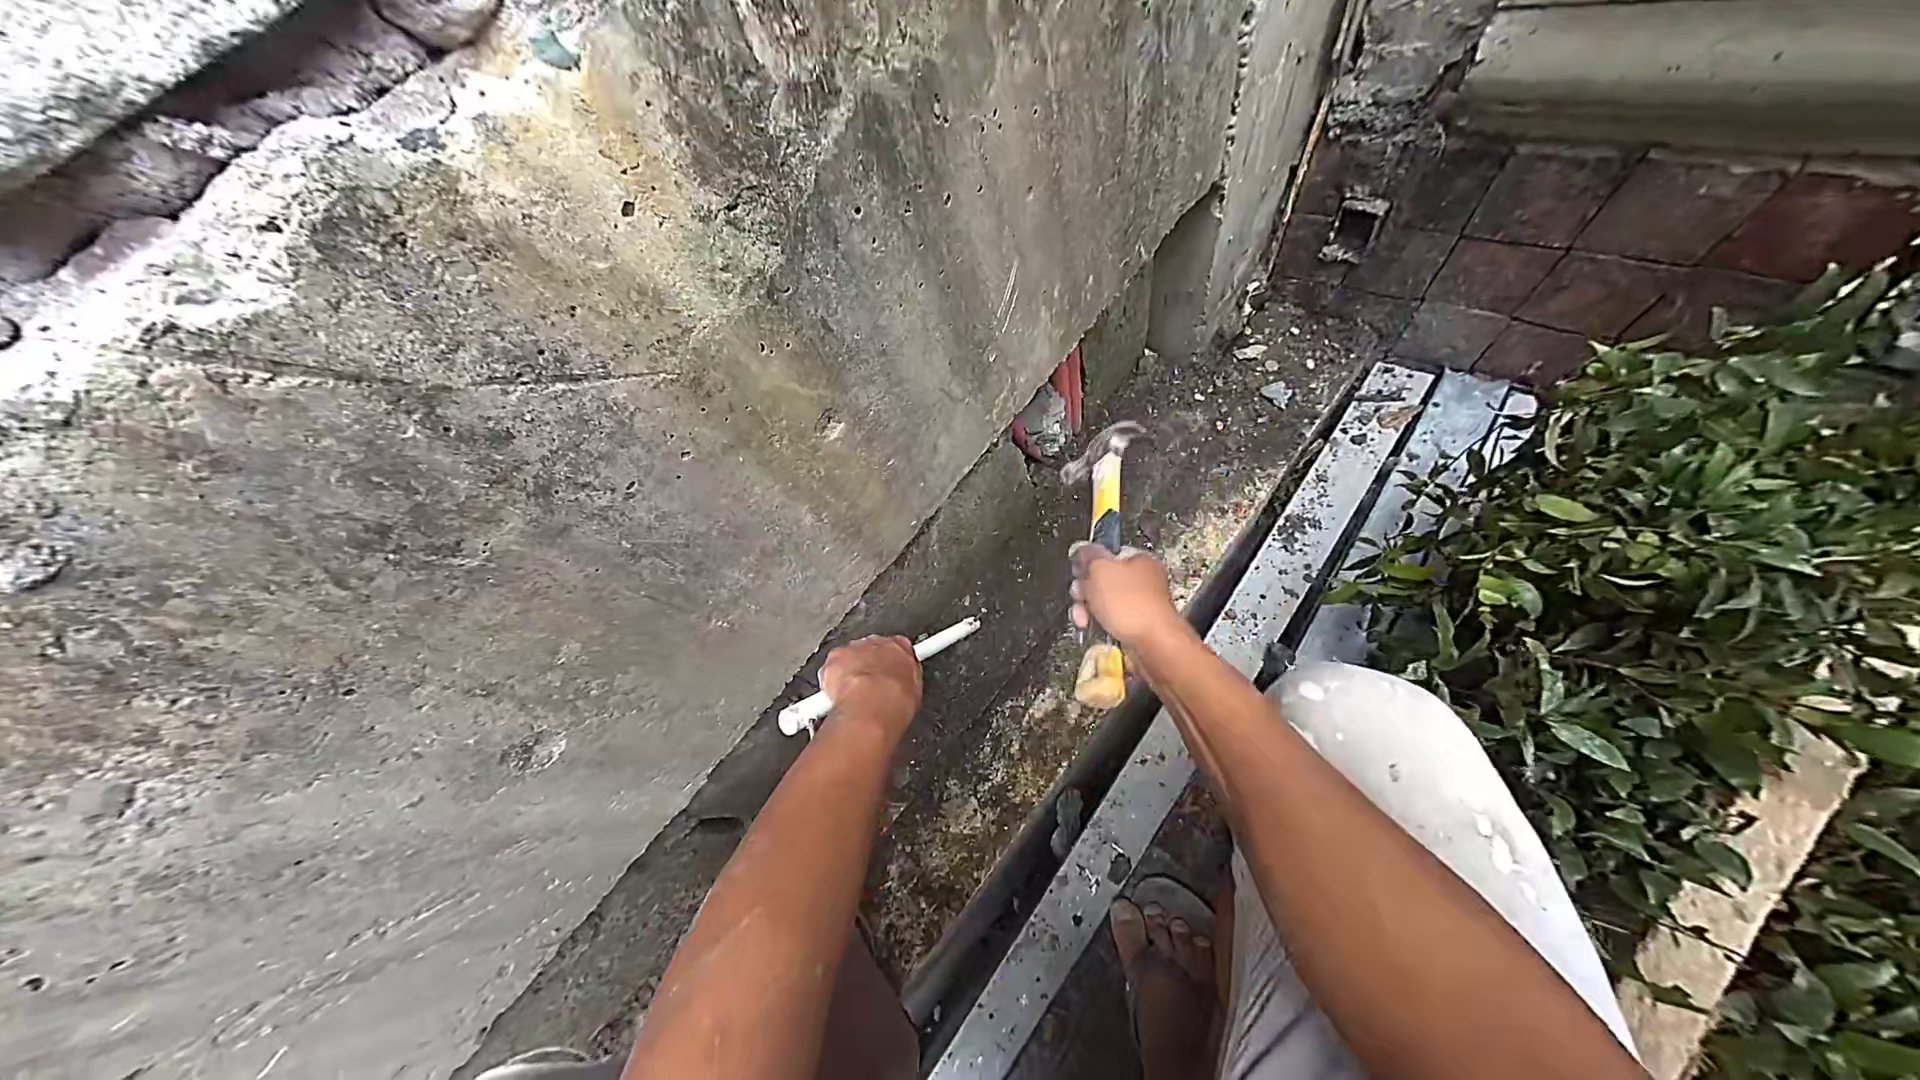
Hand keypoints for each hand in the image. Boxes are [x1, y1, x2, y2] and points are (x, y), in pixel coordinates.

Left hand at [820, 635, 921, 737]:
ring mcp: (854, 649)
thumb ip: (906, 680)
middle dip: (867, 667)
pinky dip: (832, 680)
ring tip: (851, 695)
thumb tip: (903, 688)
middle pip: (869, 650)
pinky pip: (830, 667)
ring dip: (848, 673)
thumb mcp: (914, 691)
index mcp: (899, 647)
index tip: (888, 675)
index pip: (897, 648)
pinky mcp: (834, 658)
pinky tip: (837, 696)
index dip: (890, 664)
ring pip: (848, 658)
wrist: (874, 701)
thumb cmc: (896, 699)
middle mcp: (876, 642)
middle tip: (868, 688)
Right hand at [1069, 542, 1189, 648]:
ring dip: (1088, 609)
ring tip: (1084, 618)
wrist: (1153, 644)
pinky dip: (1100, 624)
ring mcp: (1141, 605)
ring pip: (1105, 602)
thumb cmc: (1132, 604)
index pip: (1106, 554)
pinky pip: (1111, 620)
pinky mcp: (1137, 626)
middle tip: (1081, 595)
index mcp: (1139, 559)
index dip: (1088, 563)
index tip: (1078, 572)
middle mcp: (1143, 581)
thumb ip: (1088, 555)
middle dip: (1085, 590)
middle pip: (1103, 580)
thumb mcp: (1100, 570)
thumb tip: (1080, 548)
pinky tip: (1094, 627)